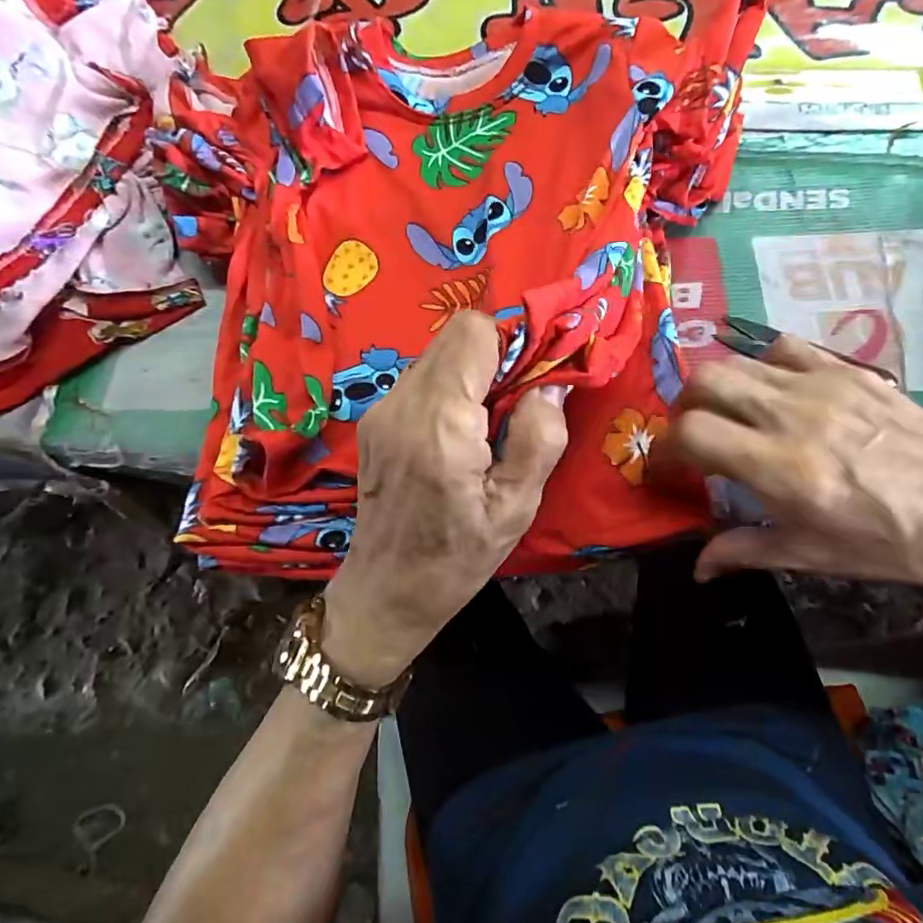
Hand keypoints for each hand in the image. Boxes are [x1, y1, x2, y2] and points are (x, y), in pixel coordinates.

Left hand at [320, 312, 568, 686]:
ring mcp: (381, 409)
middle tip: (512, 407)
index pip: (474, 331)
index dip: (512, 344)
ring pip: (437, 354)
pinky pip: (420, 379)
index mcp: (441, 423)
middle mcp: (403, 404)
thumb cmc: (457, 557)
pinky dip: (447, 390)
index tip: (531, 382)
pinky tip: (455, 437)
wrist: (386, 591)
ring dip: (470, 375)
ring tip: (484, 427)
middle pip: (454, 335)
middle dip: (494, 358)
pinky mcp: (374, 420)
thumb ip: (539, 437)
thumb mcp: (517, 507)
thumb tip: (549, 386)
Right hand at [658, 336, 922, 602]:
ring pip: (737, 360)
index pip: (690, 434)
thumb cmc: (896, 543)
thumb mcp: (815, 556)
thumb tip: (698, 567)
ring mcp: (823, 385)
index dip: (663, 452)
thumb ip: (745, 551)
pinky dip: (761, 365)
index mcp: (781, 467)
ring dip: (716, 387)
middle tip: (692, 439)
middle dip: (681, 409)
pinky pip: (784, 349)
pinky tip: (774, 393)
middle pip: (703, 382)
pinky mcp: (850, 372)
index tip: (667, 471)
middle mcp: (792, 415)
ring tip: (727, 416)